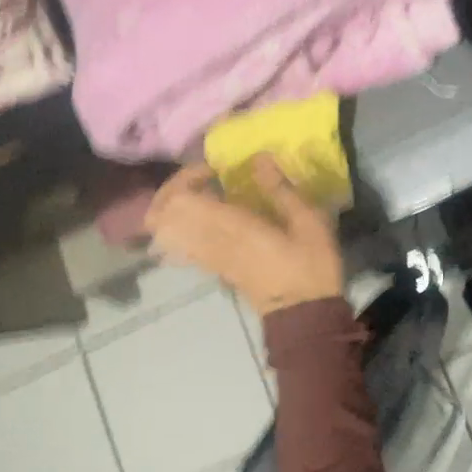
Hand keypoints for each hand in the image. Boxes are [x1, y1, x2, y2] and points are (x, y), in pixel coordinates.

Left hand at [144, 154, 343, 317]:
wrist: (304, 313)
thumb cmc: (311, 266)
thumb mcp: (308, 222)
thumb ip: (281, 190)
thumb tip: (259, 157)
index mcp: (231, 227)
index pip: (181, 199)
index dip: (188, 176)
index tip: (215, 168)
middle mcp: (210, 242)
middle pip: (160, 215)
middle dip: (172, 189)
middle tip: (202, 178)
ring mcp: (207, 257)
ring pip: (165, 231)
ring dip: (175, 207)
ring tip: (204, 194)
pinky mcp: (213, 267)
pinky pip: (180, 244)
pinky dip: (183, 225)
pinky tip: (211, 216)